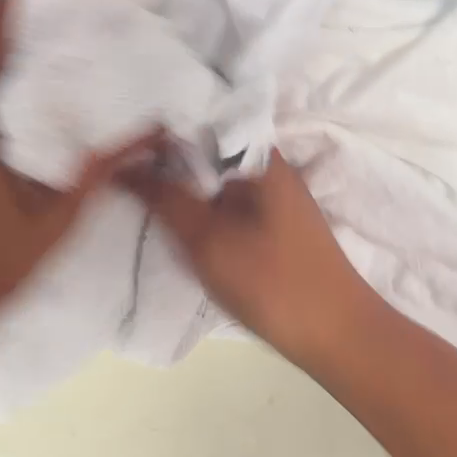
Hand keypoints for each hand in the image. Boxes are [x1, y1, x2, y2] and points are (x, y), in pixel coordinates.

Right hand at [119, 149, 383, 359]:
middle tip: (119, 168)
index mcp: (262, 158)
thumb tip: (125, 166)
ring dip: (185, 189)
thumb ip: (166, 198)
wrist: (336, 334)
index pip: (205, 121)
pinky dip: (204, 211)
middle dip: (169, 161)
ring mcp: (276, 199)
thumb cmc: (273, 282)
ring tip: (138, 191)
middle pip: (211, 152)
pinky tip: (177, 224)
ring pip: (219, 182)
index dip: (163, 128)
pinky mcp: (276, 227)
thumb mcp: (208, 240)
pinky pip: (231, 206)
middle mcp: (272, 169)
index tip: (123, 138)